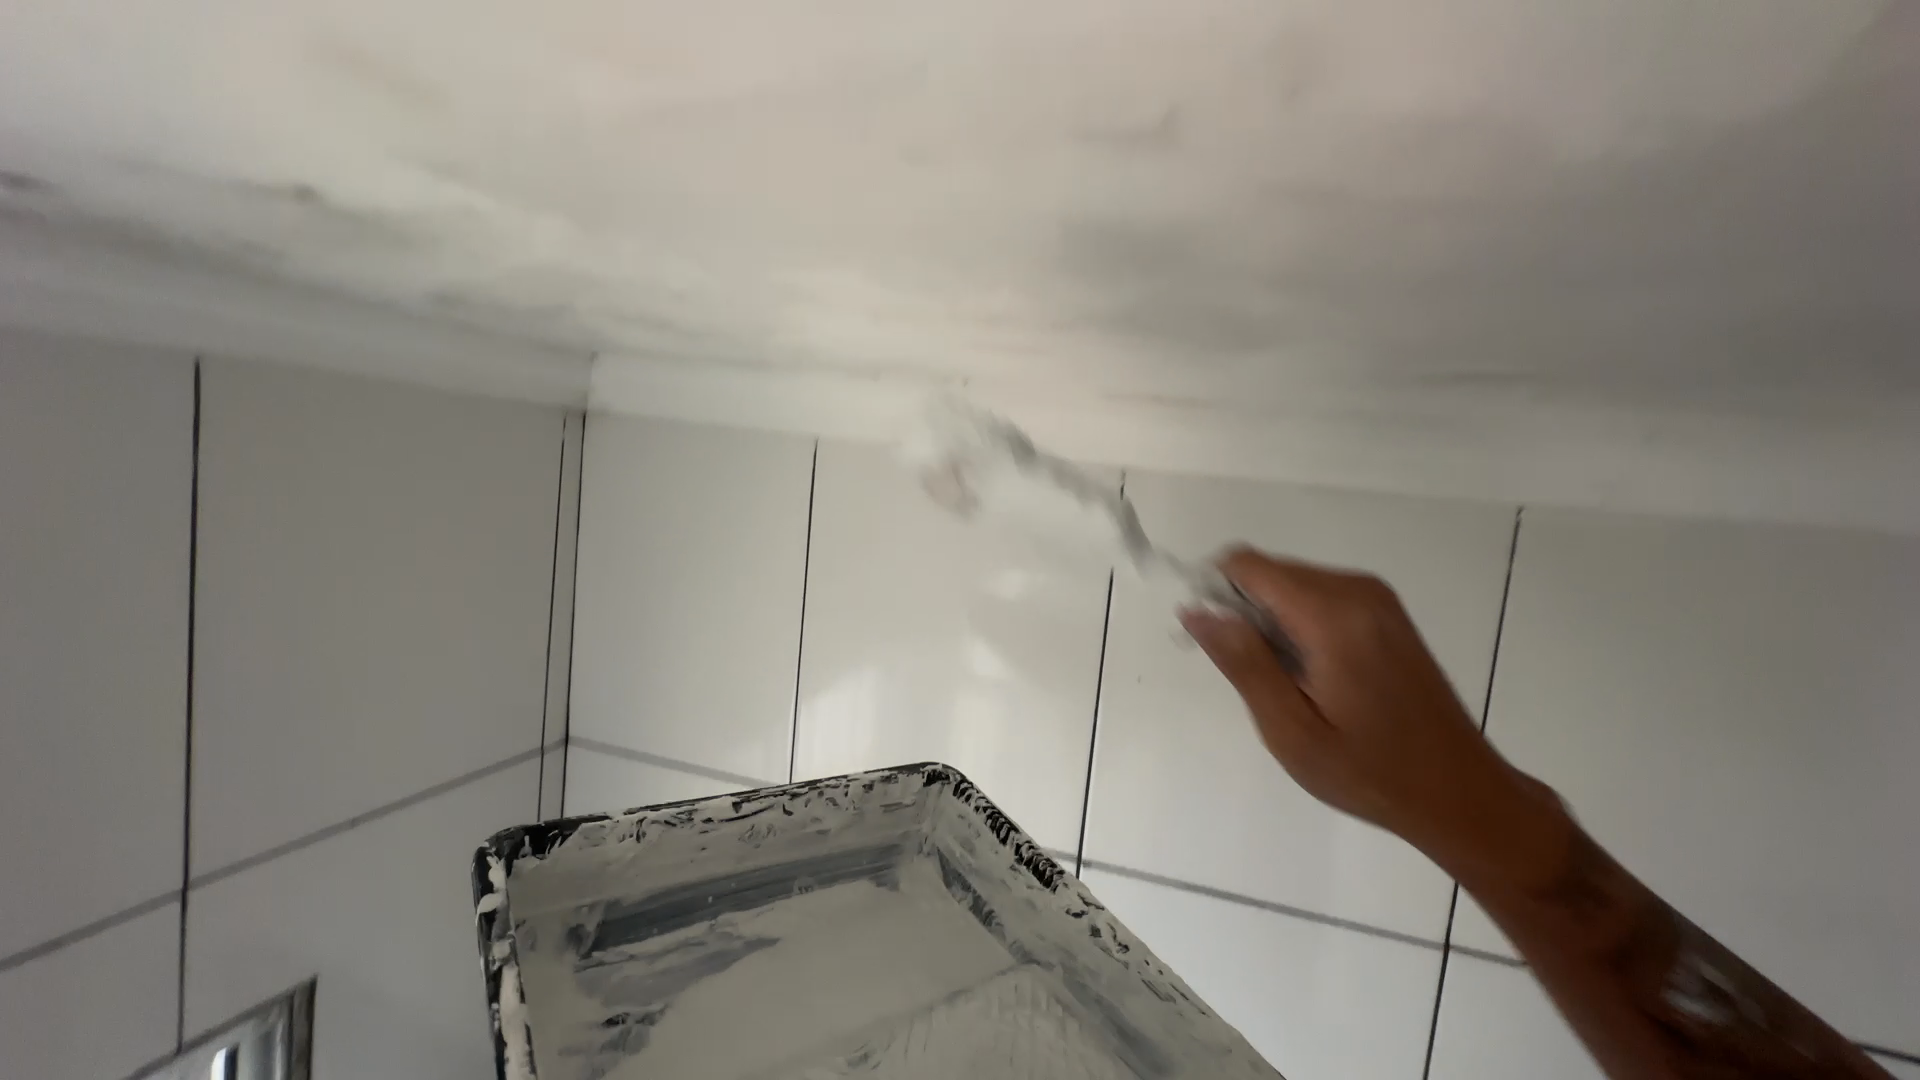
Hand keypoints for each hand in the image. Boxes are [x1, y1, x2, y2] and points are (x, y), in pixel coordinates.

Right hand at [1180, 547, 1563, 885]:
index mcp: (1332, 615)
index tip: (1216, 647)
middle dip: (1244, 614)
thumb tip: (1196, 609)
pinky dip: (1298, 626)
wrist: (1460, 794)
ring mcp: (1376, 599)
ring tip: (1289, 685)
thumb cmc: (1369, 771)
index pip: (1246, 564)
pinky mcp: (1385, 612)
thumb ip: (1242, 661)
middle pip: (1267, 572)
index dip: (1215, 594)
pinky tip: (1314, 677)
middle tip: (1257, 681)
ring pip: (1289, 584)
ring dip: (1271, 624)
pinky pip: (1317, 597)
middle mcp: (1357, 590)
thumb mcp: (1290, 729)